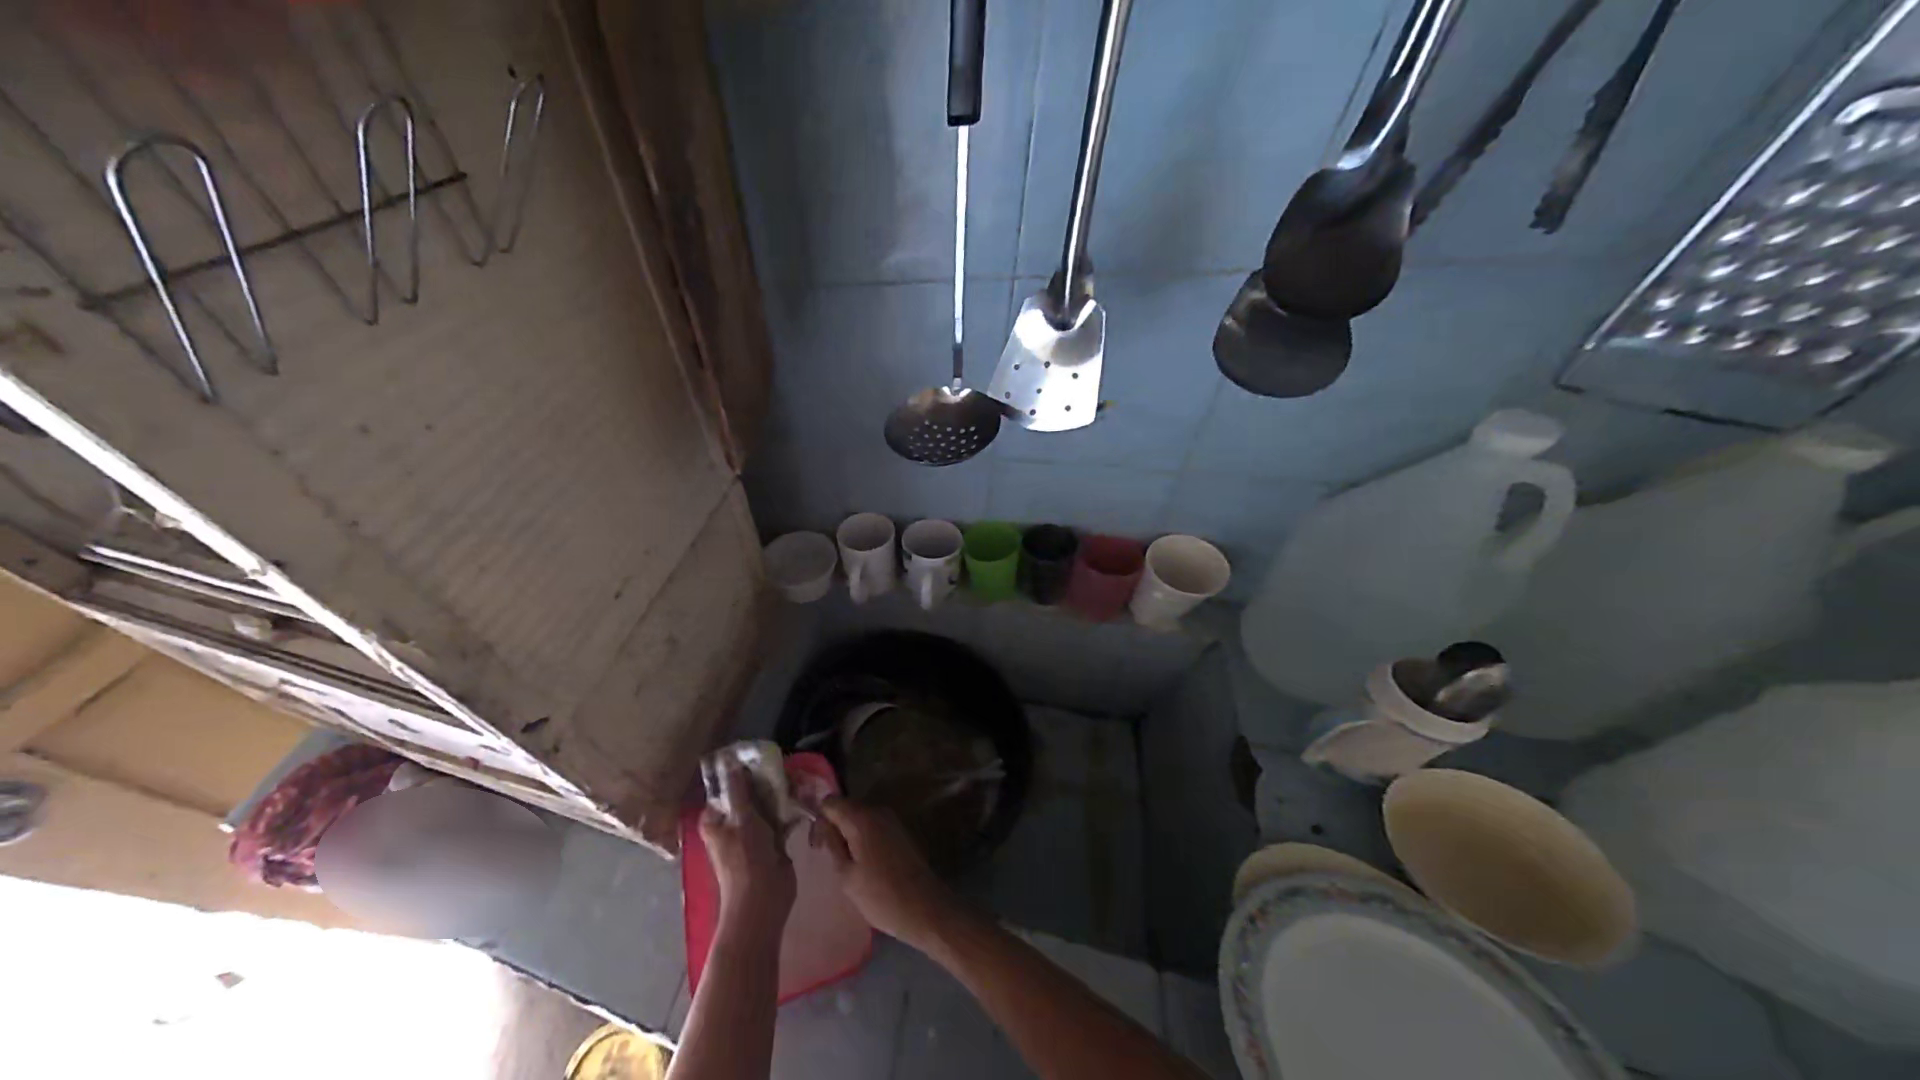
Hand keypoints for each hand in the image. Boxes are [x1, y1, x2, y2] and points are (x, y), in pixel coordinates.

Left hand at [700, 762, 795, 934]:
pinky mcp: (772, 843)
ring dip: (780, 795)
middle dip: (766, 783)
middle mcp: (732, 825)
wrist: (763, 900)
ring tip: (797, 778)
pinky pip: (780, 819)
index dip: (742, 773)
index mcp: (715, 820)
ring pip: (767, 806)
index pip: (726, 788)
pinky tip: (803, 797)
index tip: (762, 758)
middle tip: (784, 767)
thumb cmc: (746, 858)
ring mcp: (753, 835)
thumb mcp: (742, 819)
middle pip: (749, 796)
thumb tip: (730, 762)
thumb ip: (738, 790)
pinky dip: (789, 810)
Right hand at [814, 797, 956, 946]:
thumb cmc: (880, 895)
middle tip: (828, 856)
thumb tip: (823, 823)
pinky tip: (863, 863)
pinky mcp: (900, 832)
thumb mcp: (846, 875)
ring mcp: (892, 820)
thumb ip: (832, 843)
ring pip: (860, 818)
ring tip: (846, 864)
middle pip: (847, 807)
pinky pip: (874, 827)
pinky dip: (864, 838)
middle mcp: (878, 811)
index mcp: (862, 818)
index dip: (820, 819)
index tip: (818, 844)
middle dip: (834, 826)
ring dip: (849, 834)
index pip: (831, 801)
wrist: (924, 908)